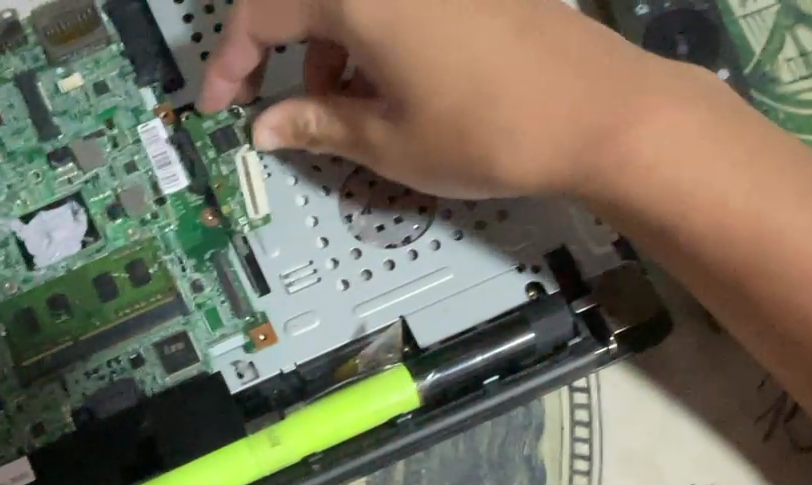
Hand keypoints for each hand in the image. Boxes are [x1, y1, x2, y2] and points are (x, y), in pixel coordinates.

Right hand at [199, 0, 700, 199]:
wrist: (594, 114)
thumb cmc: (486, 132)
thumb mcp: (387, 143)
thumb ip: (317, 128)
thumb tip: (266, 129)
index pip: (261, 13)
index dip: (230, 65)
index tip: (216, 107)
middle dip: (281, 53)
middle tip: (284, 112)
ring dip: (329, 47)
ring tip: (343, 112)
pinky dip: (372, 34)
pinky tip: (387, 84)